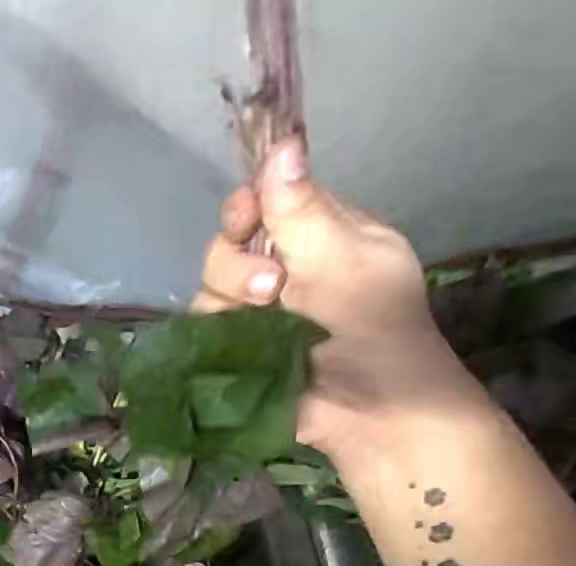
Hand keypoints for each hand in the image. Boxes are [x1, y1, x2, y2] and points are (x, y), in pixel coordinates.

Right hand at [196, 134, 491, 455]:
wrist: (369, 411)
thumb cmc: (375, 330)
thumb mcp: (347, 262)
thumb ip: (304, 213)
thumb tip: (282, 145)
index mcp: (315, 234)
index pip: (264, 199)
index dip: (249, 204)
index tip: (250, 217)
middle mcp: (278, 267)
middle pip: (226, 243)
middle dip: (237, 261)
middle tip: (269, 289)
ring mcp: (251, 312)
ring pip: (207, 287)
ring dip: (227, 299)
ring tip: (260, 320)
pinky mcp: (231, 349)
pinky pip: (200, 329)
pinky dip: (210, 332)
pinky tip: (229, 343)